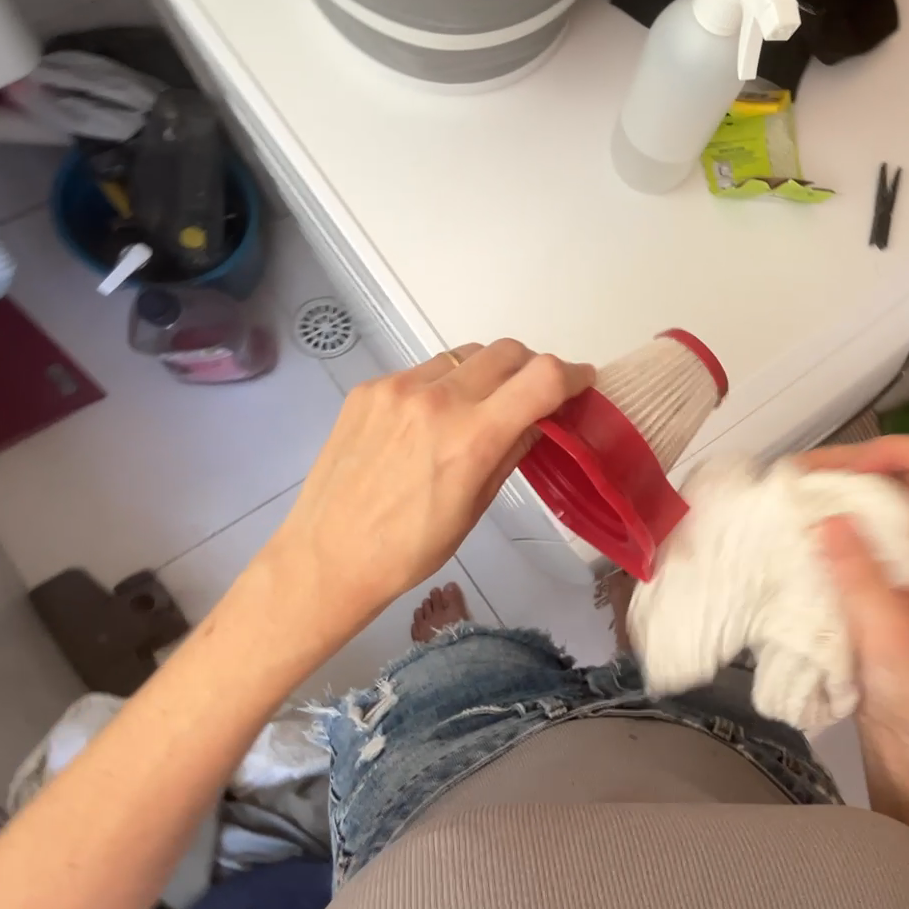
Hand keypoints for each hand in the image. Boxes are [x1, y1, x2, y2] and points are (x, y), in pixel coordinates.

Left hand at [264, 340, 594, 635]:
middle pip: (508, 352)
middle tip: (533, 397)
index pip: (541, 378)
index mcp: (470, 437)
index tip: (582, 382)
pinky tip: (432, 420)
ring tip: (481, 408)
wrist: (326, 556)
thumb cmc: (411, 549)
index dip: (573, 375)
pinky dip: (445, 385)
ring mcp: (397, 388)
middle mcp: (436, 399)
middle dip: (532, 369)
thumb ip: (512, 451)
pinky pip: (426, 369)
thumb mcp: (476, 506)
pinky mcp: (370, 389)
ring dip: (488, 373)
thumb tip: (540, 420)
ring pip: (466, 355)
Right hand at [798, 436, 908, 756]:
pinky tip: (788, 541)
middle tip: (791, 483)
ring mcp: (898, 565)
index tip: (833, 472)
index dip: (887, 452)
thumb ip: (862, 578)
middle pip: (892, 475)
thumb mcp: (893, 639)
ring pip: (866, 505)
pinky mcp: (872, 585)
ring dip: (825, 498)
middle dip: (842, 468)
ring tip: (782, 506)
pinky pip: (846, 538)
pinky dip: (818, 530)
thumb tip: (827, 518)